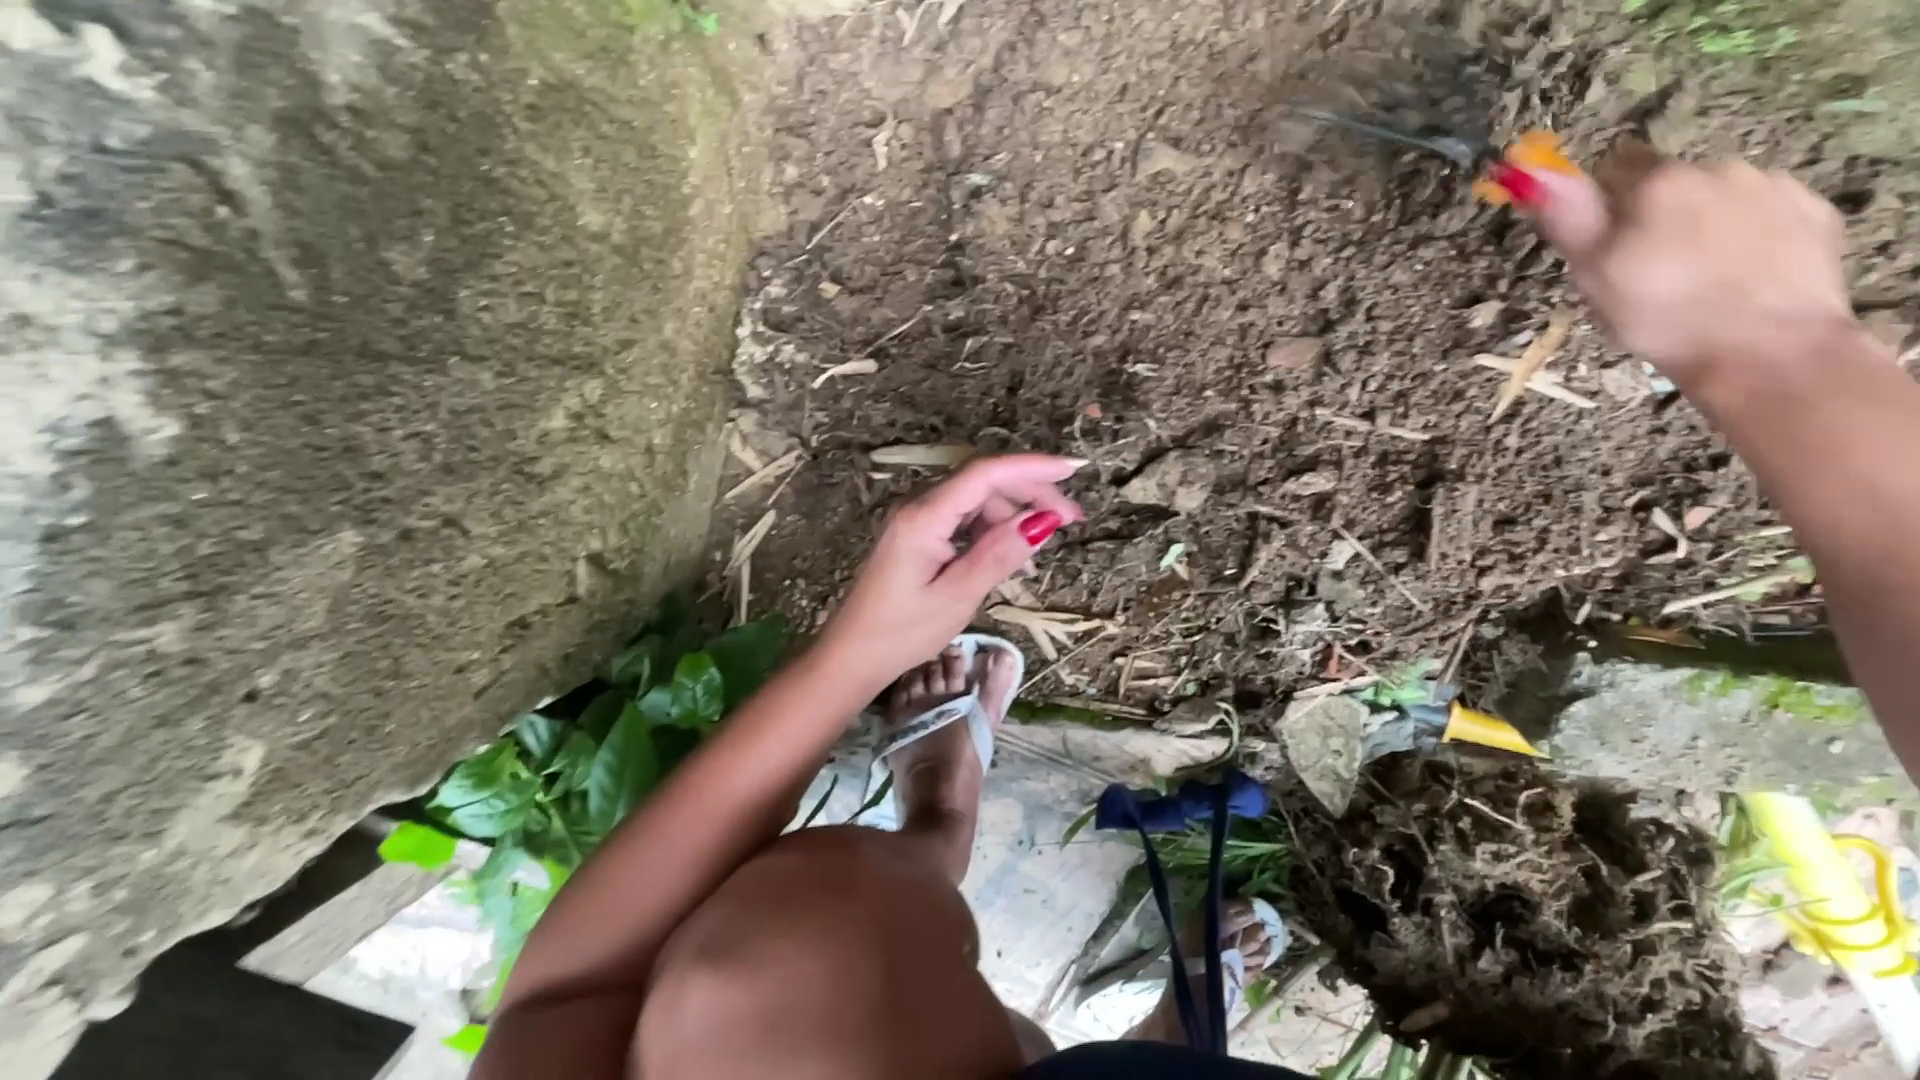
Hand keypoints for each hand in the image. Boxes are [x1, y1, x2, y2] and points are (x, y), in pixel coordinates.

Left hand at [815, 454, 1086, 686]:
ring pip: (977, 503)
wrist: (853, 655)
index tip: (1072, 470)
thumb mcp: (958, 596)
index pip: (985, 474)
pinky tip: (1011, 560)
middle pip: (984, 483)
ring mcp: (917, 522)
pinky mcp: (918, 538)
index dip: (1031, 467)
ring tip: (1039, 555)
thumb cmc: (901, 632)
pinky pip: (964, 522)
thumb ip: (999, 554)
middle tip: (1072, 519)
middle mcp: (920, 509)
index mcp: (925, 517)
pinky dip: (992, 534)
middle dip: (1031, 494)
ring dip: (1013, 518)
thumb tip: (1042, 521)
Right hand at [1513, 155, 1860, 384]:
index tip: (1604, 246)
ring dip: (1703, 226)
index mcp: (1657, 183)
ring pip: (1719, 199)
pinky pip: (1765, 216)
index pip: (1616, 169)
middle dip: (1656, 217)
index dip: (1604, 207)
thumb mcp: (1593, 273)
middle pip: (1670, 186)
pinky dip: (1749, 237)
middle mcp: (1717, 169)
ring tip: (1698, 279)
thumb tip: (1533, 170)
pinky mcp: (1813, 213)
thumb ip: (1567, 217)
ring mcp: (1772, 188)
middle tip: (1648, 272)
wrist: (1763, 348)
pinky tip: (1739, 277)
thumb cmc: (1661, 316)